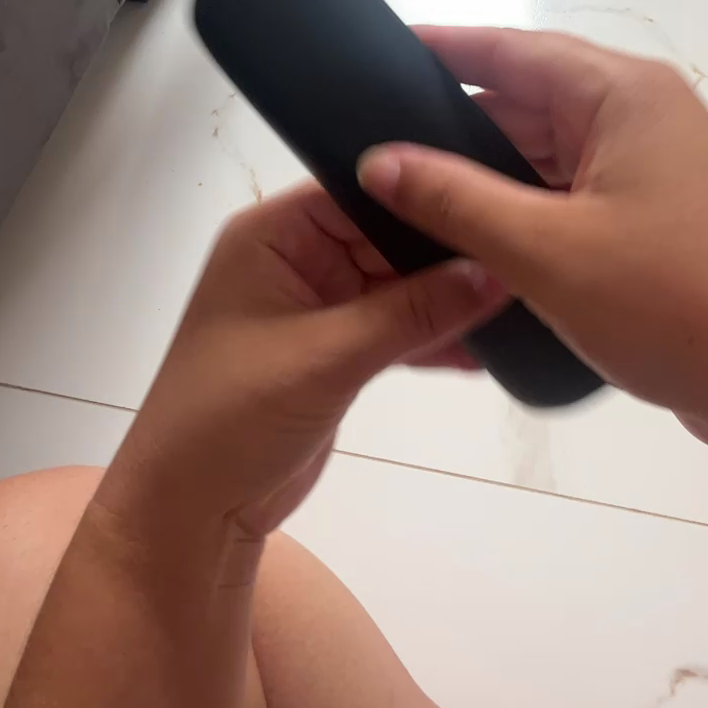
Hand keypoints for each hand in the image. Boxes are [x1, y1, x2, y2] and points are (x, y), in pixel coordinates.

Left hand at [96, 182, 508, 545]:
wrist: (192, 515)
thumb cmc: (234, 418)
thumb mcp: (326, 356)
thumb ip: (413, 312)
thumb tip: (495, 272)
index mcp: (274, 236)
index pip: (358, 193)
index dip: (420, 196)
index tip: (487, 203)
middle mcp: (297, 260)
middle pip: (384, 238)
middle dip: (443, 254)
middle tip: (515, 254)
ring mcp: (319, 306)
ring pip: (396, 286)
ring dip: (444, 301)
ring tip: (513, 301)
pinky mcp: (337, 349)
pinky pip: (394, 328)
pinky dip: (430, 338)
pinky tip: (482, 350)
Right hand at [357, 26, 707, 421]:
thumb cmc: (672, 302)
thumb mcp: (544, 249)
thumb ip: (453, 199)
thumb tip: (377, 159)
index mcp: (622, 94)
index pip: (513, 49)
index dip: (444, 49)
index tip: (380, 54)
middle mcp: (642, 115)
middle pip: (531, 100)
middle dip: (459, 122)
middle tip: (381, 144)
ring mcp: (654, 167)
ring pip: (551, 152)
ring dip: (492, 171)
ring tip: (413, 192)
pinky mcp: (657, 215)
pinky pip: (574, 193)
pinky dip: (527, 206)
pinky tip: (478, 233)